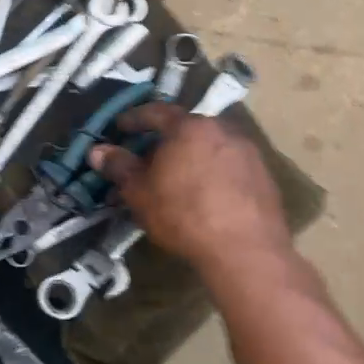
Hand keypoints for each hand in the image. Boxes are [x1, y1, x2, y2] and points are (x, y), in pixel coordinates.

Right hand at [88, 103, 289, 276]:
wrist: (245, 252)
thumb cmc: (182, 213)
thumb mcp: (138, 191)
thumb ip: (118, 165)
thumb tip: (98, 151)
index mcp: (190, 127)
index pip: (157, 112)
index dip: (134, 119)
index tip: (120, 128)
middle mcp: (224, 132)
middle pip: (187, 129)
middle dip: (164, 141)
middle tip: (146, 157)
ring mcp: (249, 155)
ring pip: (210, 148)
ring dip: (189, 158)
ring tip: (173, 179)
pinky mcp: (265, 180)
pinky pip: (229, 167)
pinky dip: (211, 174)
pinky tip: (201, 196)